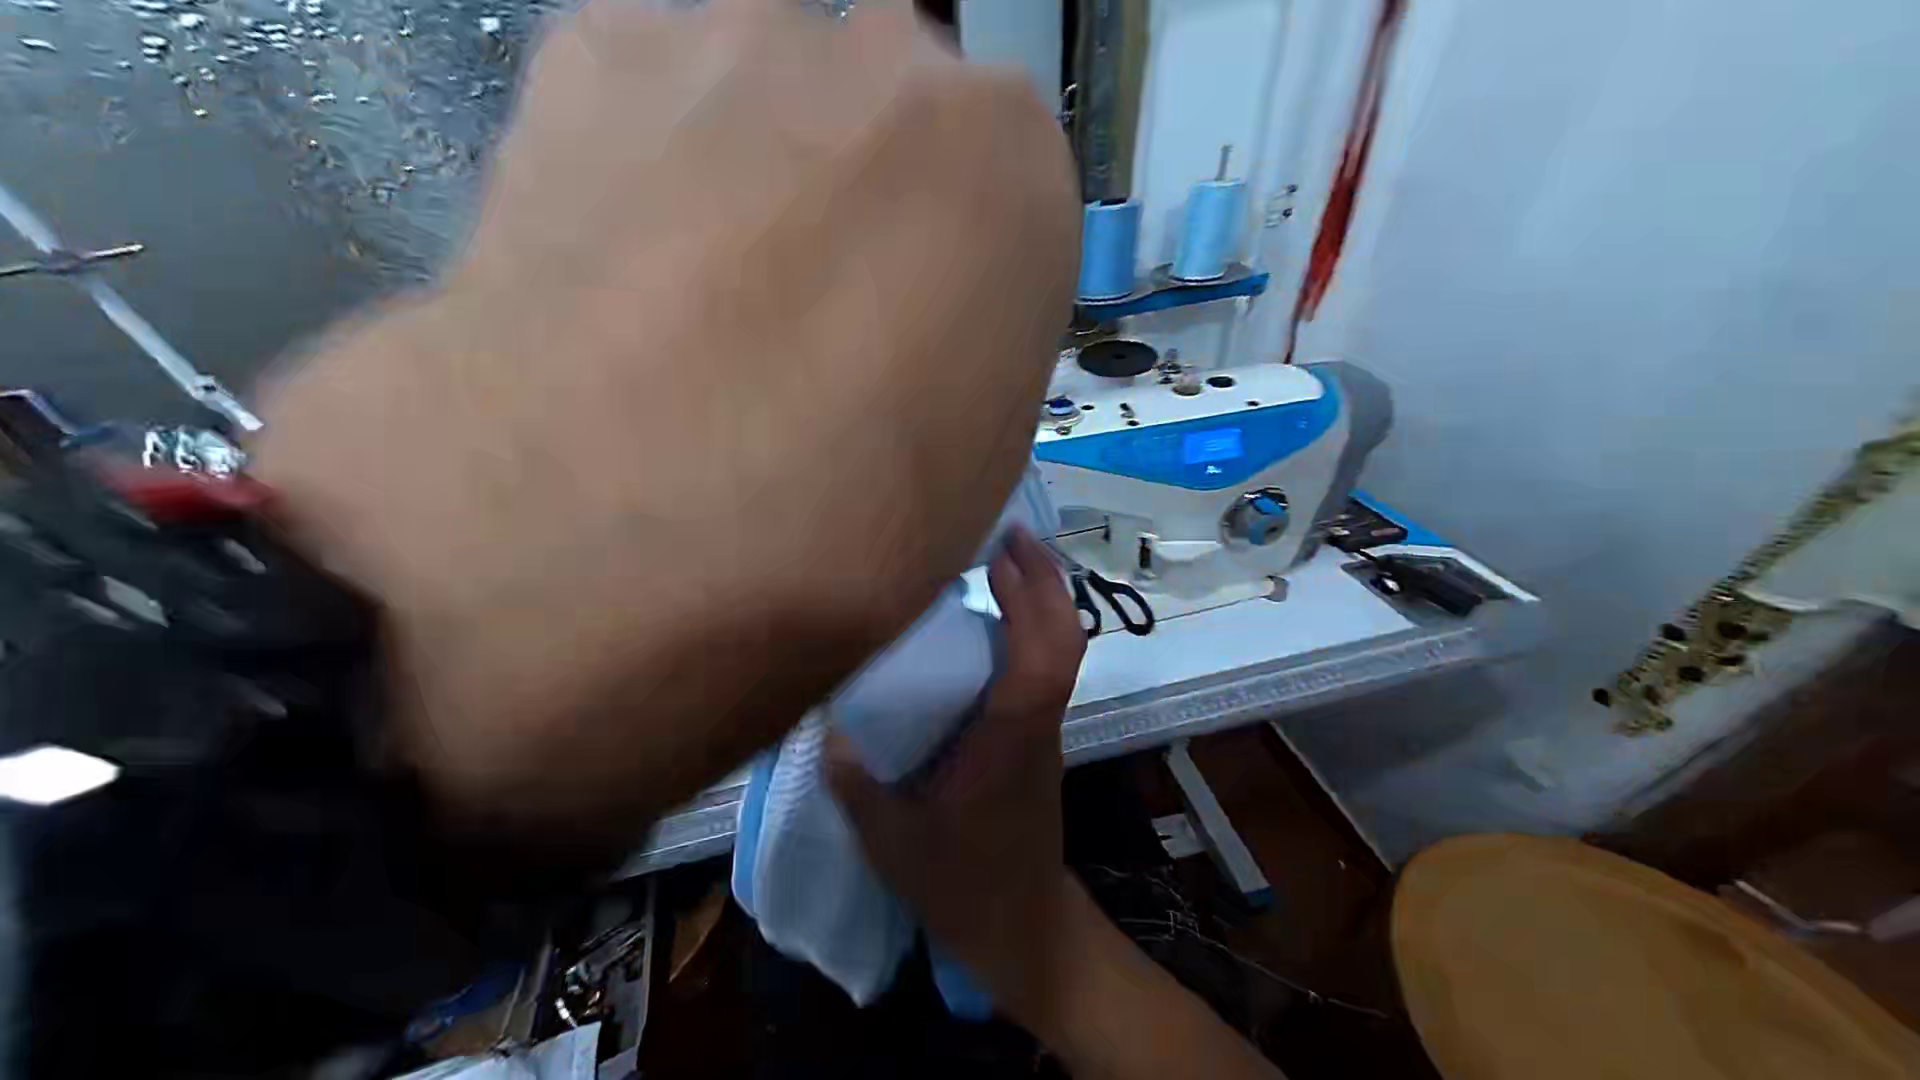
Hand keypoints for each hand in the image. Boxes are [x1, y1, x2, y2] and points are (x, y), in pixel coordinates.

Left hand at [252, 0, 1077, 836]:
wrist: (623, 519)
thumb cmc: (856, 510)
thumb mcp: (979, 454)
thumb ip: (971, 344)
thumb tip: (913, 326)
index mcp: (1013, 161)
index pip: (1000, 211)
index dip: (953, 291)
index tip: (908, 355)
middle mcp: (894, 58)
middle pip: (892, 136)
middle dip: (866, 220)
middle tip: (806, 331)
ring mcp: (738, 32)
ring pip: (775, 107)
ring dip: (759, 187)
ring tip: (698, 313)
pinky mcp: (588, 47)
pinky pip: (655, 101)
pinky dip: (651, 170)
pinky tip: (623, 273)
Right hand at [826, 529, 1085, 1012]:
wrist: (1020, 927)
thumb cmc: (962, 886)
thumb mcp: (893, 842)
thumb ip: (856, 782)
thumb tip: (825, 723)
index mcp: (1011, 741)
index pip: (1042, 660)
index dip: (1030, 599)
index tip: (1001, 553)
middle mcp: (1037, 724)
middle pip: (1066, 640)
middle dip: (1044, 580)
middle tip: (1006, 535)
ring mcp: (1043, 728)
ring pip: (1062, 650)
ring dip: (1041, 599)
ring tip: (1002, 561)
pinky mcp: (1036, 735)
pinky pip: (1043, 666)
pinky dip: (1029, 627)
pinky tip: (990, 618)